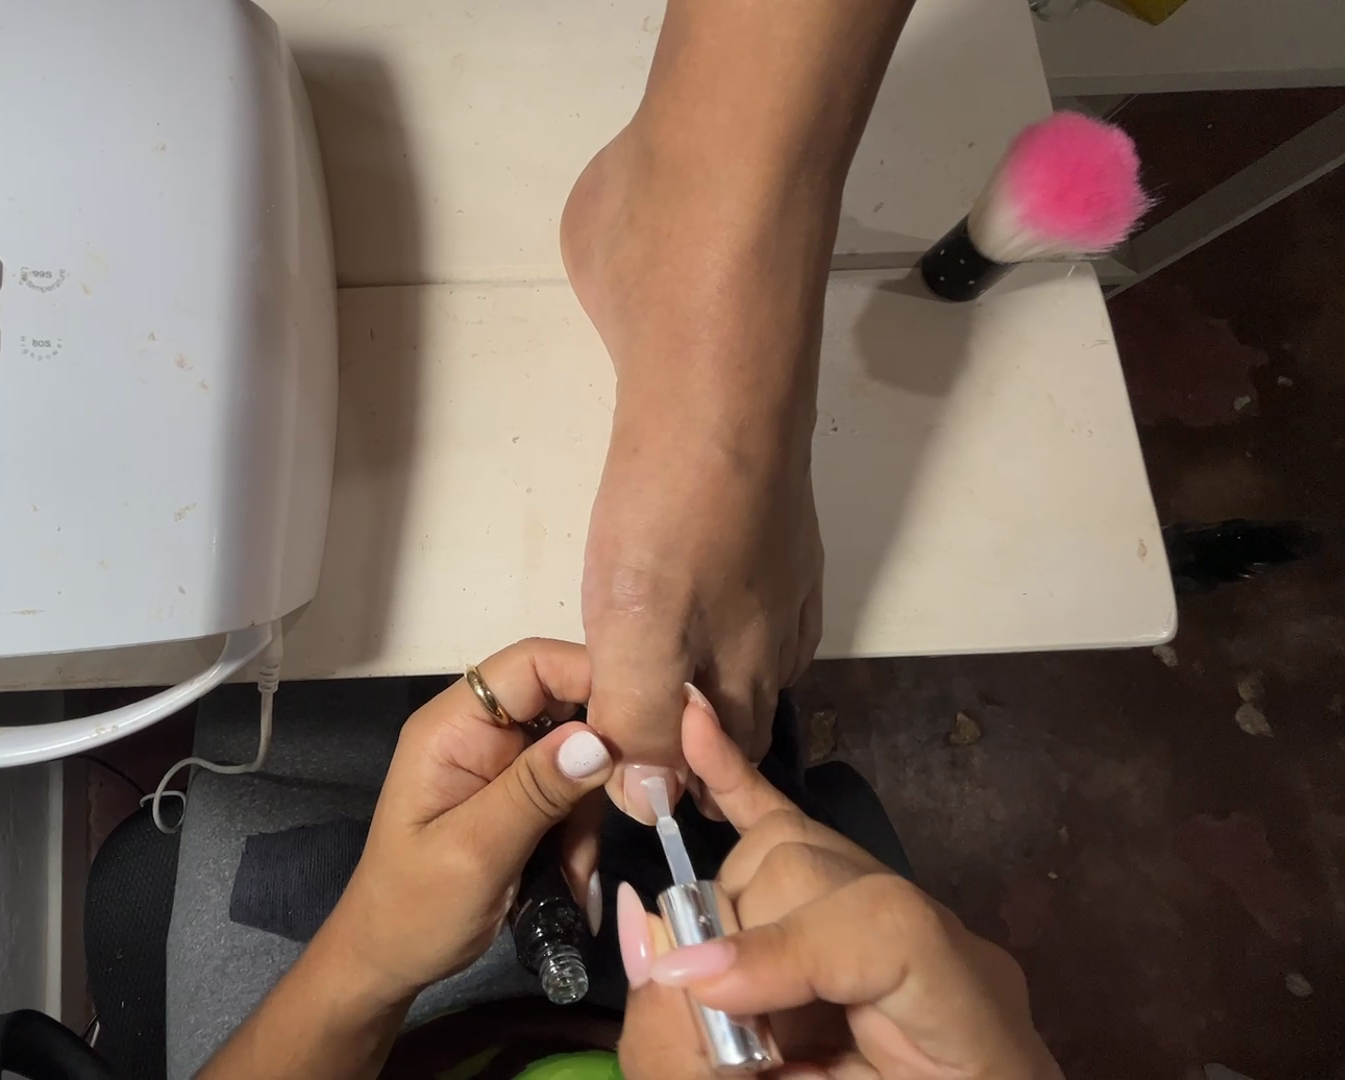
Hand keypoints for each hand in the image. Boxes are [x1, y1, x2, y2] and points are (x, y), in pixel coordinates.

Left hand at [320, 639, 617, 999]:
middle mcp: (479, 729)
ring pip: (577, 756)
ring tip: (574, 875)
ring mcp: (500, 762)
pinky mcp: (518, 794)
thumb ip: (534, 792)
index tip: (646, 722)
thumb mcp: (474, 852)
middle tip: (634, 804)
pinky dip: (580, 834)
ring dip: (588, 815)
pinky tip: (572, 880)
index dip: (590, 674)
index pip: (530, 663)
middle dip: (601, 760)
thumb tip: (598, 740)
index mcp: (453, 724)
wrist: (391, 958)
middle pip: (565, 705)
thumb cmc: (414, 906)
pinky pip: (570, 792)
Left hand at [562, 118, 826, 813]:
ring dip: (652, 675)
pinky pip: (667, 565)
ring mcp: (724, 539)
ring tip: (597, 714)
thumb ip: (646, 712)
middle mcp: (753, 602)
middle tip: (588, 777)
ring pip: (693, 634)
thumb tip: (648, 803)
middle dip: (660, 746)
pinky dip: (641, 602)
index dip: (683, 795)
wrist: (701, 326)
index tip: (615, 826)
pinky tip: (615, 603)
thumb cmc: (679, 490)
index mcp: (757, 647)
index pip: (729, 755)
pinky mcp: (685, 484)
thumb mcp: (652, 622)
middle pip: (715, 700)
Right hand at [615, 687, 1060, 1078]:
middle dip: (733, 926)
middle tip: (698, 996)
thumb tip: (660, 961)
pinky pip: (781, 815)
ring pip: (781, 841)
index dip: (776, 944)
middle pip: (811, 868)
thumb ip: (737, 1065)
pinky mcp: (847, 882)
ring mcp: (892, 897)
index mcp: (970, 1018)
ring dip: (722, 898)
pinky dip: (730, 774)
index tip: (695, 981)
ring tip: (707, 971)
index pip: (881, 928)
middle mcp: (938, 935)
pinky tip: (694, 720)